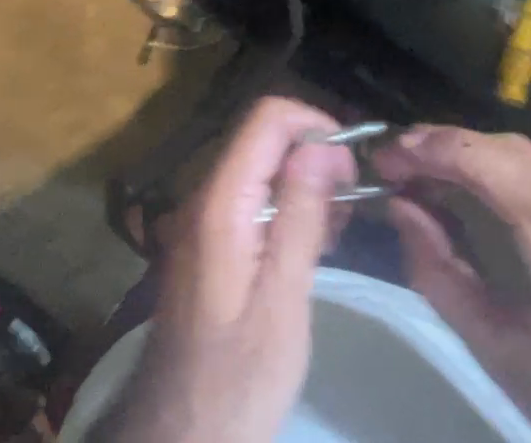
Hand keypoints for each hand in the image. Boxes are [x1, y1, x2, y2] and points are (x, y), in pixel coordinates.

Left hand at [105, 98, 357, 442]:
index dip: (315, 125)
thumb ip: (300, 216)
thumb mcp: (283, 298)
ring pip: (260, 167)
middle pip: (263, 138)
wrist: (180, 429)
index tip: (351, 169)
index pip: (266, 118)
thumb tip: (322, 145)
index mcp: (220, 203)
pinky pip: (250, 198)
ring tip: (332, 234)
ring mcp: (201, 218)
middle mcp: (203, 197)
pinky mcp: (207, 239)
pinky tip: (308, 246)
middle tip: (346, 212)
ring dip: (303, 184)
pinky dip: (285, 207)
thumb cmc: (240, 376)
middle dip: (313, 157)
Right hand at [373, 127, 530, 442]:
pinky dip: (503, 168)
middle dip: (455, 145)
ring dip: (476, 151)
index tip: (394, 154)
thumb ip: (441, 277)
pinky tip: (470, 180)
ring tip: (422, 162)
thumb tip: (401, 207)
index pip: (518, 182)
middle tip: (399, 155)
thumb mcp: (496, 355)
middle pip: (527, 158)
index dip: (451, 153)